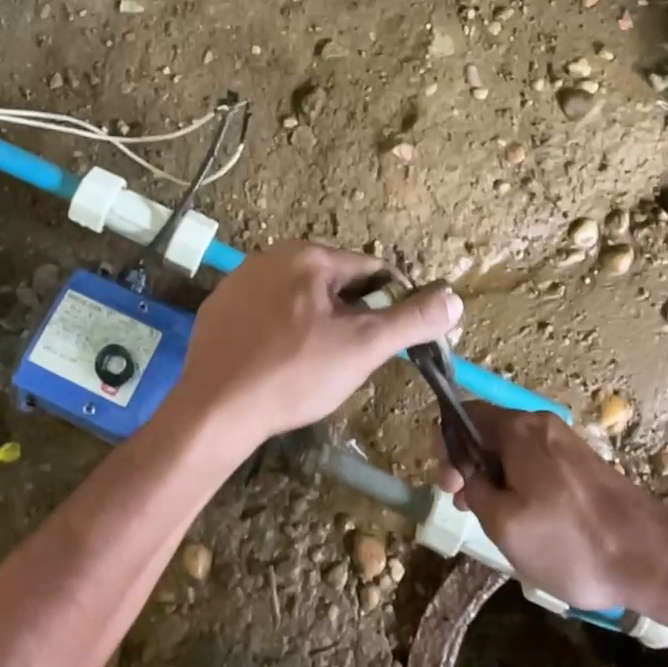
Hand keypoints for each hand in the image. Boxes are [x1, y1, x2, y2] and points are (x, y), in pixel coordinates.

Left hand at [164, 241, 461, 448]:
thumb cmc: (293, 374)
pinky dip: (278, 333)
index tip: (385, 345)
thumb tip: (453, 298)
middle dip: (348, 319)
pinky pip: (265, 314)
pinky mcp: (217, 308)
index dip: (388, 309)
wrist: (214, 410)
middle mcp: (271, 256)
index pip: (372, 273)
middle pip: (334, 285)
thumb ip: (411, 321)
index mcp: (309, 256)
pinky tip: (275, 366)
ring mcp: (238, 281)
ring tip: (310, 368)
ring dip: (315, 326)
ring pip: (299, 300)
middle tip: (345, 362)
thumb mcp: (362, 348)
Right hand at [436, 402, 667, 614]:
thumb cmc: (570, 542)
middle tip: (467, 505)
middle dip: (469, 464)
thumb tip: (468, 472)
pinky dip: (521, 482)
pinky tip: (528, 518)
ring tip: (497, 519)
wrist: (652, 559)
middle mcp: (542, 423)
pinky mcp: (584, 464)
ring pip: (513, 450)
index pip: (463, 415)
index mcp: (518, 428)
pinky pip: (537, 462)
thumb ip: (473, 489)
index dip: (445, 447)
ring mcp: (567, 442)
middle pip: (488, 431)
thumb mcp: (503, 523)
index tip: (450, 486)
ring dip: (496, 477)